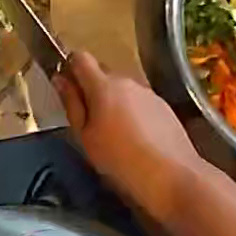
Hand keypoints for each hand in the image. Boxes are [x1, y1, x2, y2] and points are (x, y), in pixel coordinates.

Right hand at [54, 52, 208, 218]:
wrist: (175, 178)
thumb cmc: (121, 161)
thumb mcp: (86, 137)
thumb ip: (72, 104)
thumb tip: (60, 78)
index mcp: (103, 85)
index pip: (80, 57)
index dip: (70, 68)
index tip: (68, 89)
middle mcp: (126, 81)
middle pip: (101, 73)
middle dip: (91, 89)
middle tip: (89, 122)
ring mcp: (148, 92)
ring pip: (121, 88)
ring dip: (113, 102)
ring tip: (114, 135)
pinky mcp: (164, 106)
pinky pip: (138, 101)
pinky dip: (132, 112)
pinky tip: (136, 140)